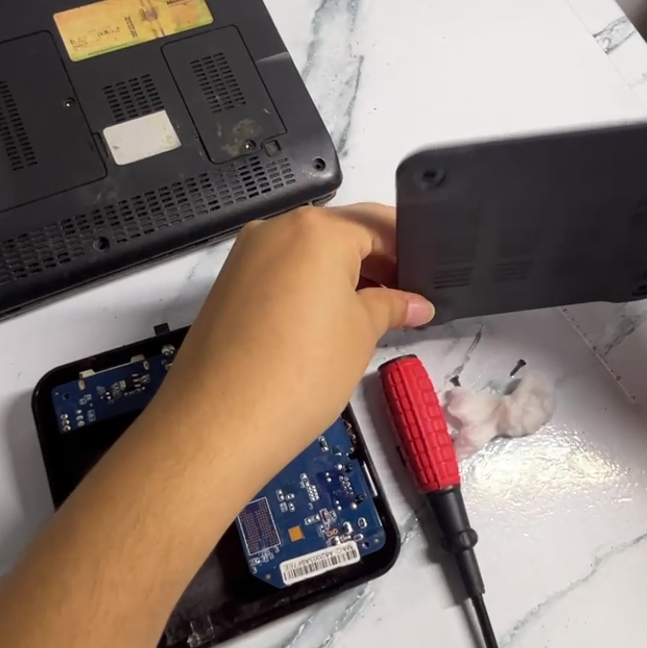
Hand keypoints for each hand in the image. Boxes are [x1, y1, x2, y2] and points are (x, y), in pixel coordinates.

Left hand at [141, 203, 433, 479]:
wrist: (218, 423)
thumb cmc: (304, 370)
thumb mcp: (360, 334)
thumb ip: (392, 306)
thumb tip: (417, 303)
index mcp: (316, 229)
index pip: (377, 225)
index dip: (408, 250)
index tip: (428, 277)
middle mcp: (276, 229)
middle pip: (340, 234)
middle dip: (377, 262)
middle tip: (407, 299)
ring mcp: (246, 255)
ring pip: (308, 254)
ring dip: (343, 276)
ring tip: (373, 315)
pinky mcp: (228, 284)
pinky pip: (281, 272)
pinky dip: (309, 288)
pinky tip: (329, 321)